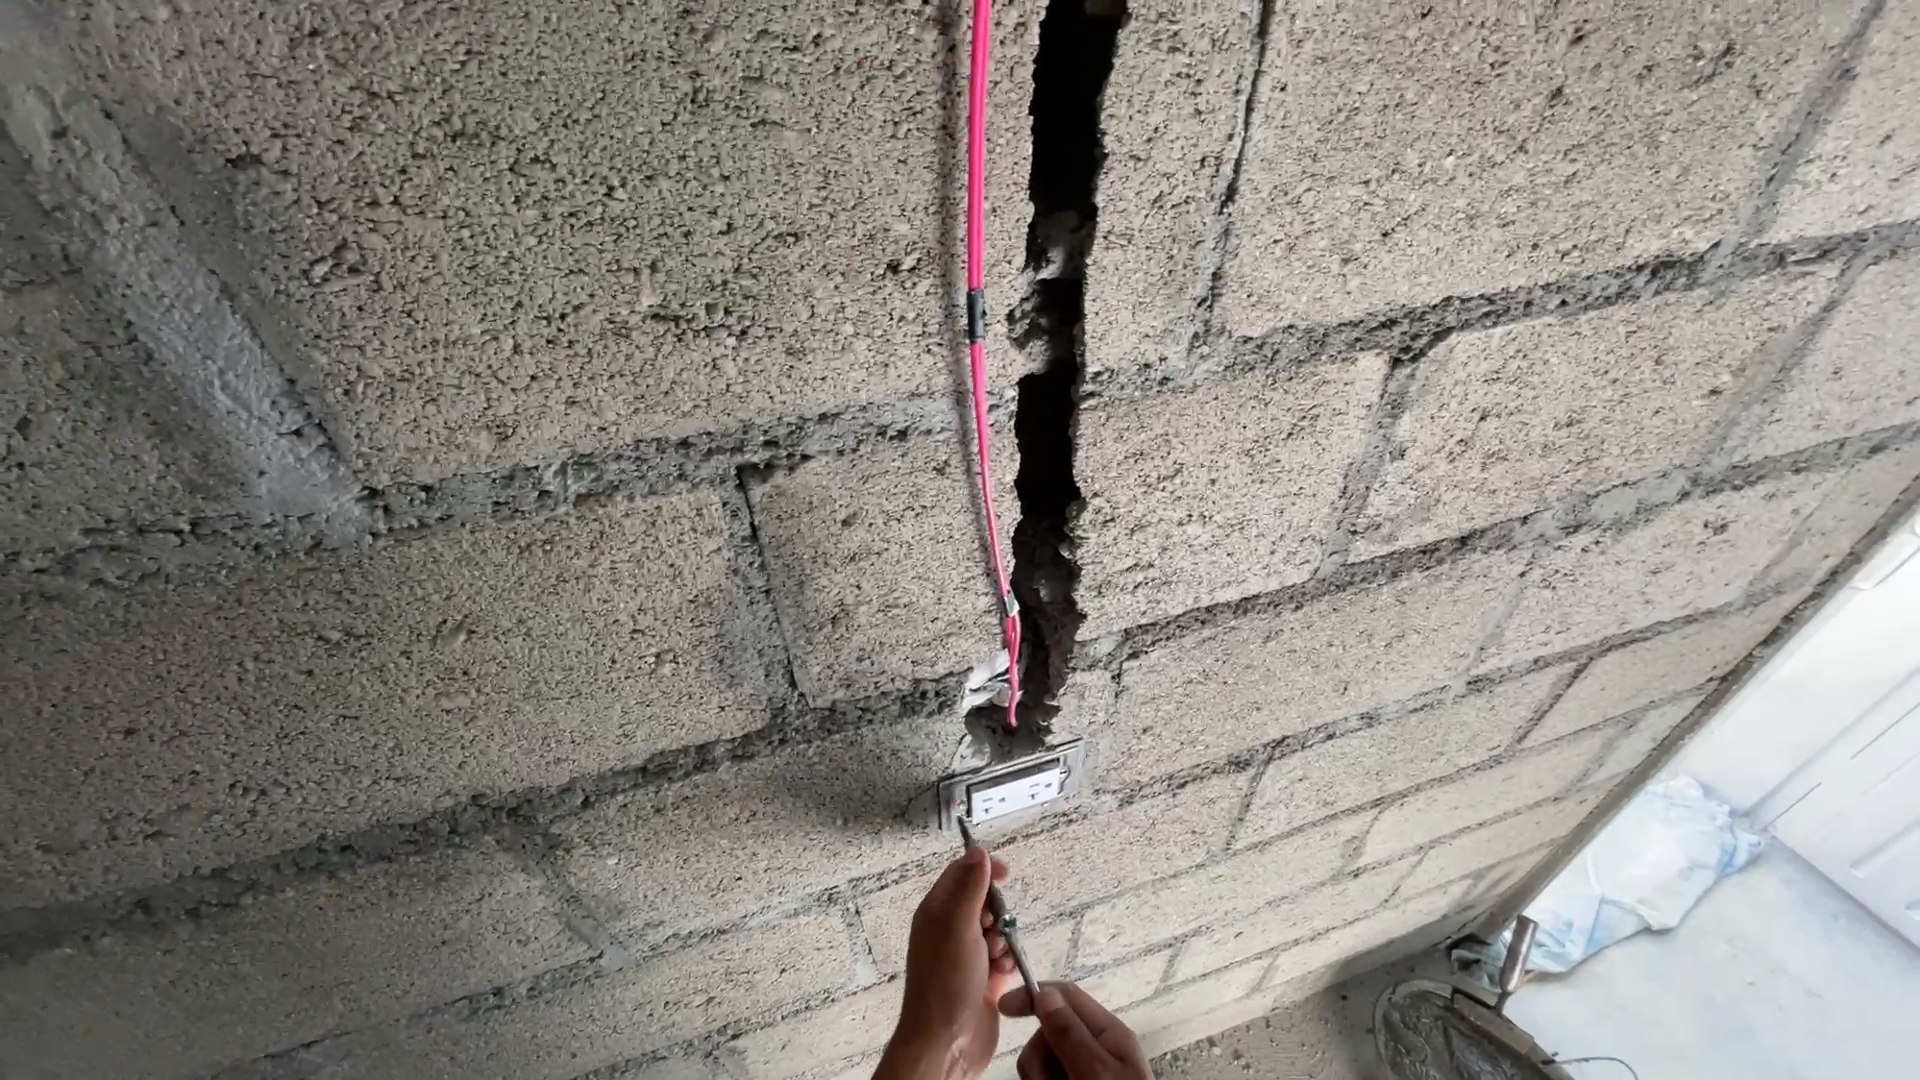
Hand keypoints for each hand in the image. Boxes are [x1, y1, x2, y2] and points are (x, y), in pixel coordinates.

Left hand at [876, 848, 1019, 1079]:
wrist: (947, 1043)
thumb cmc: (946, 981)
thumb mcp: (957, 925)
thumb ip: (970, 886)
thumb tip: (978, 850)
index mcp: (937, 911)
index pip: (962, 873)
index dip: (984, 869)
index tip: (1007, 875)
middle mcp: (950, 929)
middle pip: (984, 901)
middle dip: (997, 911)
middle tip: (993, 928)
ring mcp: (966, 955)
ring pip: (997, 929)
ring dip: (1004, 938)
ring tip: (997, 956)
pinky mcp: (982, 978)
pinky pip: (1003, 956)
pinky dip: (1007, 960)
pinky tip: (1003, 972)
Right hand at [997, 982, 1151, 1079]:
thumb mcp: (1097, 1074)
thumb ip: (1071, 1035)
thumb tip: (1043, 994)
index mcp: (1108, 1034)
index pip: (1066, 996)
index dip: (1033, 995)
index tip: (1003, 1010)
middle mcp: (1096, 1050)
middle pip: (1050, 1034)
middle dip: (1038, 1058)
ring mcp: (1085, 1075)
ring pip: (1044, 1064)